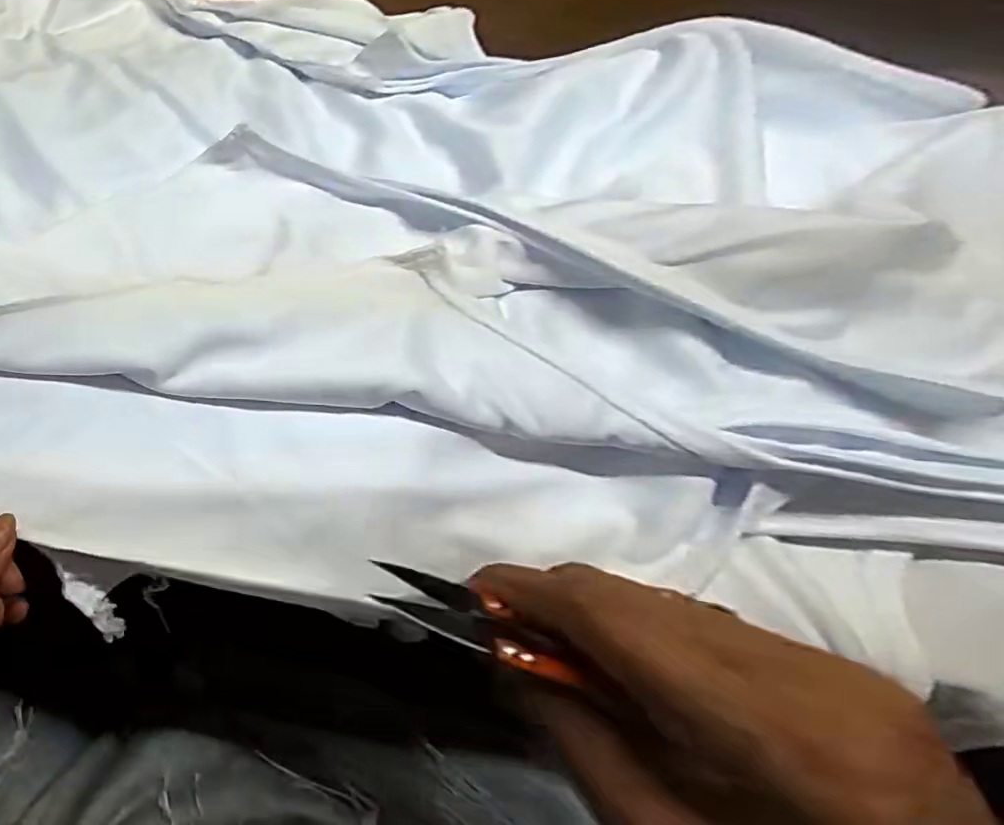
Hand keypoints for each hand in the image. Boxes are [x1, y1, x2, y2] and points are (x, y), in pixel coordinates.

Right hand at [471, 563, 991, 824]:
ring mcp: (839, 669)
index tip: (473, 590)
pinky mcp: (847, 671)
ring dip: (598, 611)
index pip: (616, 617)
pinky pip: (711, 621)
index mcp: (767, 729)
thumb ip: (574, 731)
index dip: (530, 590)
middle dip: (555, 598)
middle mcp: (810, 677)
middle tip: (506, 625)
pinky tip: (635, 665)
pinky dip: (649, 627)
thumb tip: (509, 653)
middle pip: (638, 598)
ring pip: (669, 601)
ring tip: (565, 647)